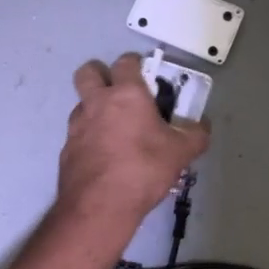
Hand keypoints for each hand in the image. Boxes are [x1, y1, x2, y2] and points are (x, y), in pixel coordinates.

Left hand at [57, 54, 209, 231]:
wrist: (99, 206)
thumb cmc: (143, 169)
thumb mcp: (181, 153)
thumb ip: (195, 135)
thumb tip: (202, 127)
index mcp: (126, 95)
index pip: (126, 62)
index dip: (135, 63)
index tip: (145, 74)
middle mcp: (97, 103)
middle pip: (88, 72)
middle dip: (100, 74)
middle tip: (117, 92)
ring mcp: (77, 126)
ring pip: (81, 104)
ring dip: (94, 109)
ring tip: (114, 131)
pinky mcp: (66, 149)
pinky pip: (77, 134)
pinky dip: (89, 138)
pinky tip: (104, 158)